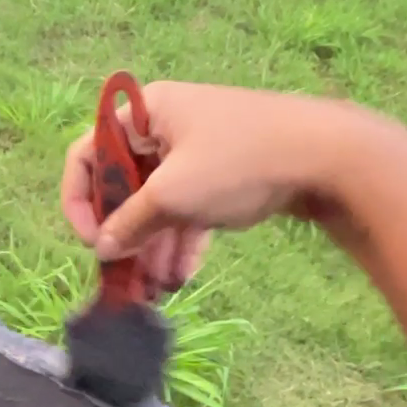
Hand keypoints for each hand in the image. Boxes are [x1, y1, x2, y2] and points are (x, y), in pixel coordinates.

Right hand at [59, 82, 383, 281]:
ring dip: (151, 249)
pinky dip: (180, 242)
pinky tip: (181, 278)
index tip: (91, 240)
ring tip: (154, 291)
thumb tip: (102, 248)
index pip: (87, 155)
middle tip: (122, 276)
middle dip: (122, 237)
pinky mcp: (218, 176)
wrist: (328, 158)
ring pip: (155, 206)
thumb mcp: (171, 195)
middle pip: (121, 187)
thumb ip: (129, 223)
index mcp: (144, 114)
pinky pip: (185, 211)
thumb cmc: (238, 162)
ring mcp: (193, 153)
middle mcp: (164, 128)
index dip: (79, 200)